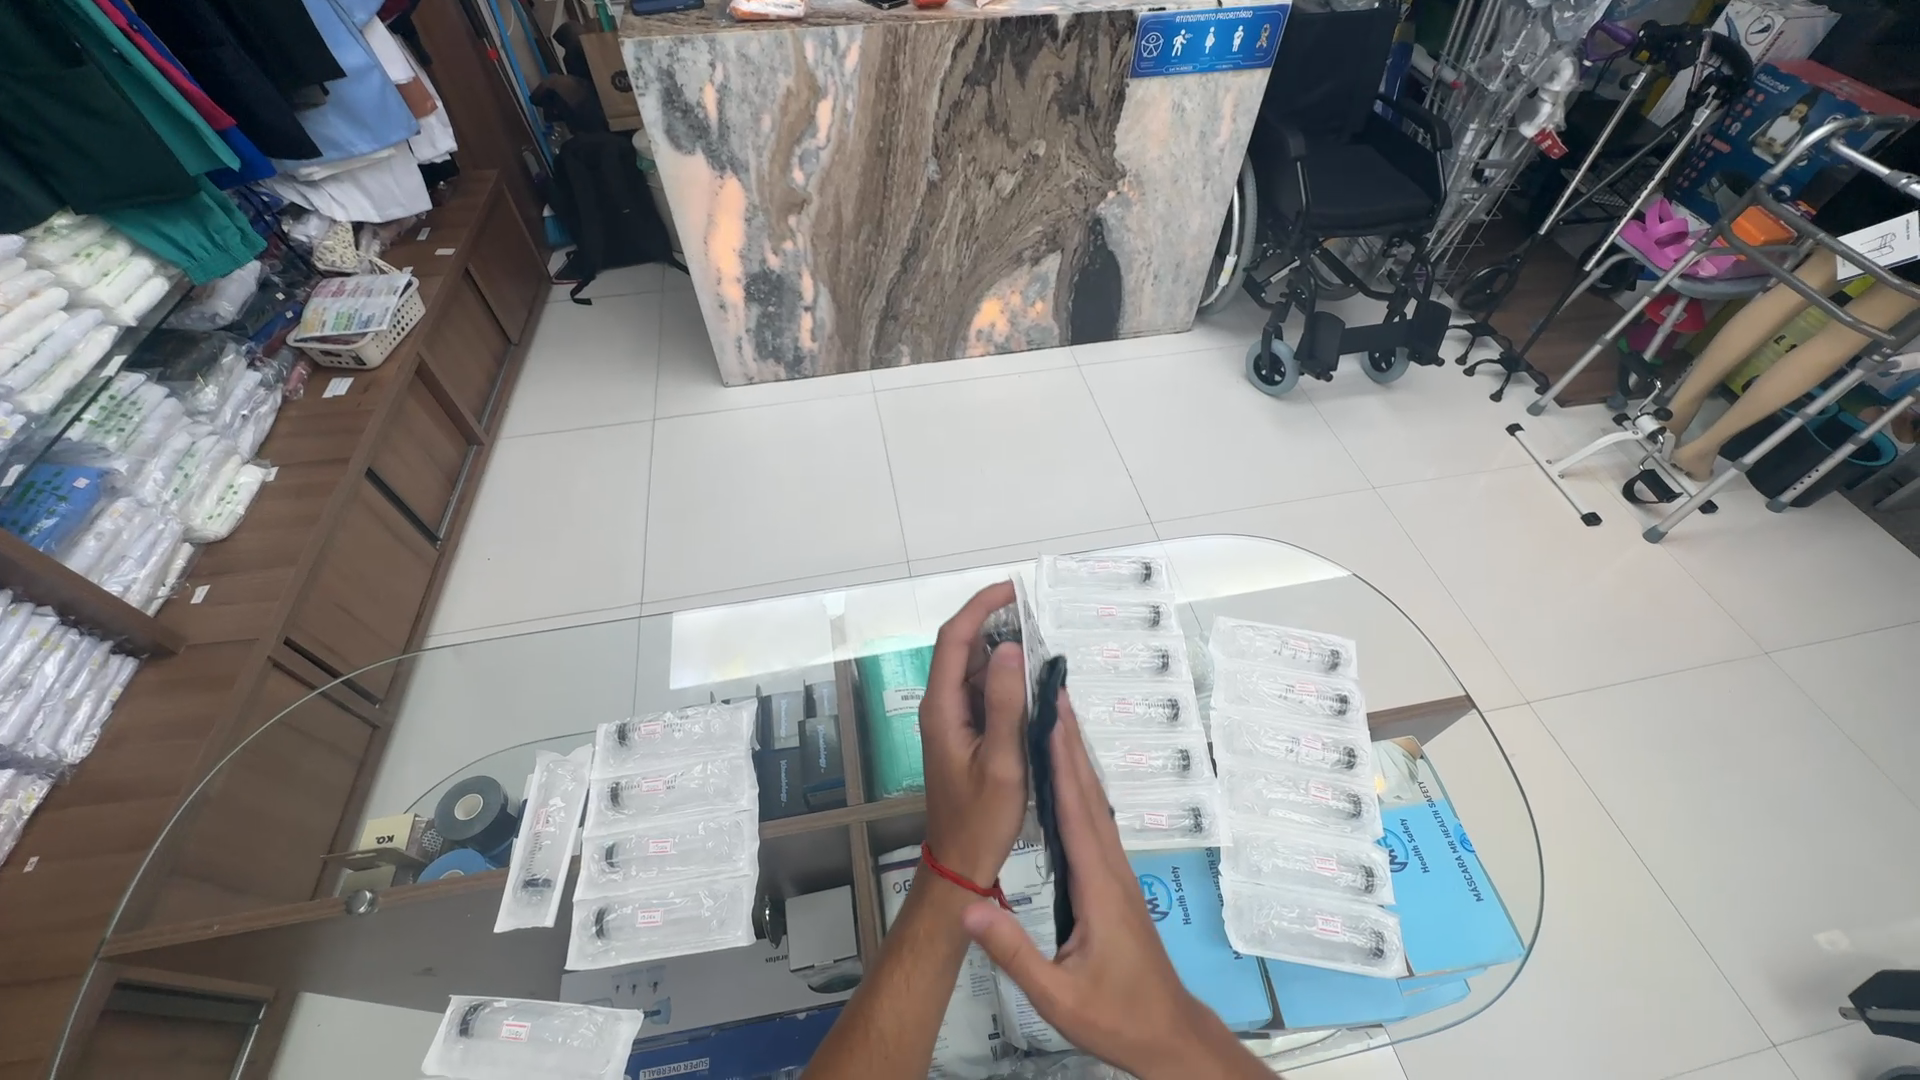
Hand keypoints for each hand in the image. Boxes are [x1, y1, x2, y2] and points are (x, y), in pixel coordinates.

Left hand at [918, 581, 1028, 886]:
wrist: (960, 860)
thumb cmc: (981, 817)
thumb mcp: (1002, 761)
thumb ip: (1004, 704)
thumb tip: (1009, 647)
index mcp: (942, 706)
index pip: (954, 638)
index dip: (980, 606)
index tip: (1012, 589)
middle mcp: (941, 704)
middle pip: (962, 647)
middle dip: (994, 622)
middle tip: (1036, 613)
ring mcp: (951, 718)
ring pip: (973, 668)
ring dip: (1002, 651)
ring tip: (1041, 642)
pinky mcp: (964, 731)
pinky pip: (982, 691)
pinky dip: (1005, 679)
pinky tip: (1032, 682)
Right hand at [959, 692, 1263, 1079]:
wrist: (1169, 1034)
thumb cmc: (1116, 1015)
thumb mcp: (1057, 996)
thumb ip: (1013, 952)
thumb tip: (967, 909)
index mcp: (1097, 882)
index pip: (1076, 811)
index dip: (1061, 763)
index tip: (1049, 717)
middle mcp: (1110, 865)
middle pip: (1090, 793)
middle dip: (1071, 742)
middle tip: (1054, 695)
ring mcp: (1116, 870)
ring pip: (1096, 802)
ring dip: (1077, 758)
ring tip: (1058, 720)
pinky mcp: (1114, 878)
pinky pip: (1096, 819)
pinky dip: (1081, 786)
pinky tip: (1068, 780)